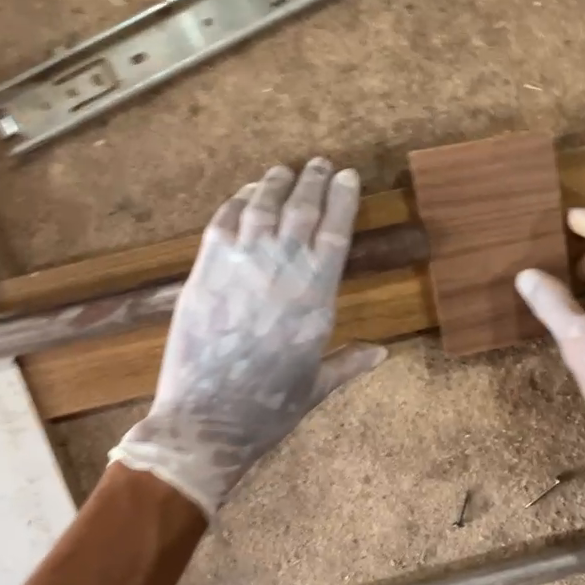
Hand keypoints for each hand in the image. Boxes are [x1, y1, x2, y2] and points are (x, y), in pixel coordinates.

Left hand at [110, 159, 386, 514]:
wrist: (207, 421)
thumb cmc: (268, 410)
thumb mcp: (316, 387)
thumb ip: (348, 363)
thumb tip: (381, 352)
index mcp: (317, 299)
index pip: (336, 233)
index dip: (343, 200)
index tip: (348, 176)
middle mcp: (282, 272)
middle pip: (300, 210)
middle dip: (312, 181)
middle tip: (319, 163)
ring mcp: (239, 267)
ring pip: (260, 207)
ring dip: (274, 184)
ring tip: (282, 171)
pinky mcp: (204, 272)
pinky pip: (222, 223)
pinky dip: (235, 203)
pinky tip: (243, 196)